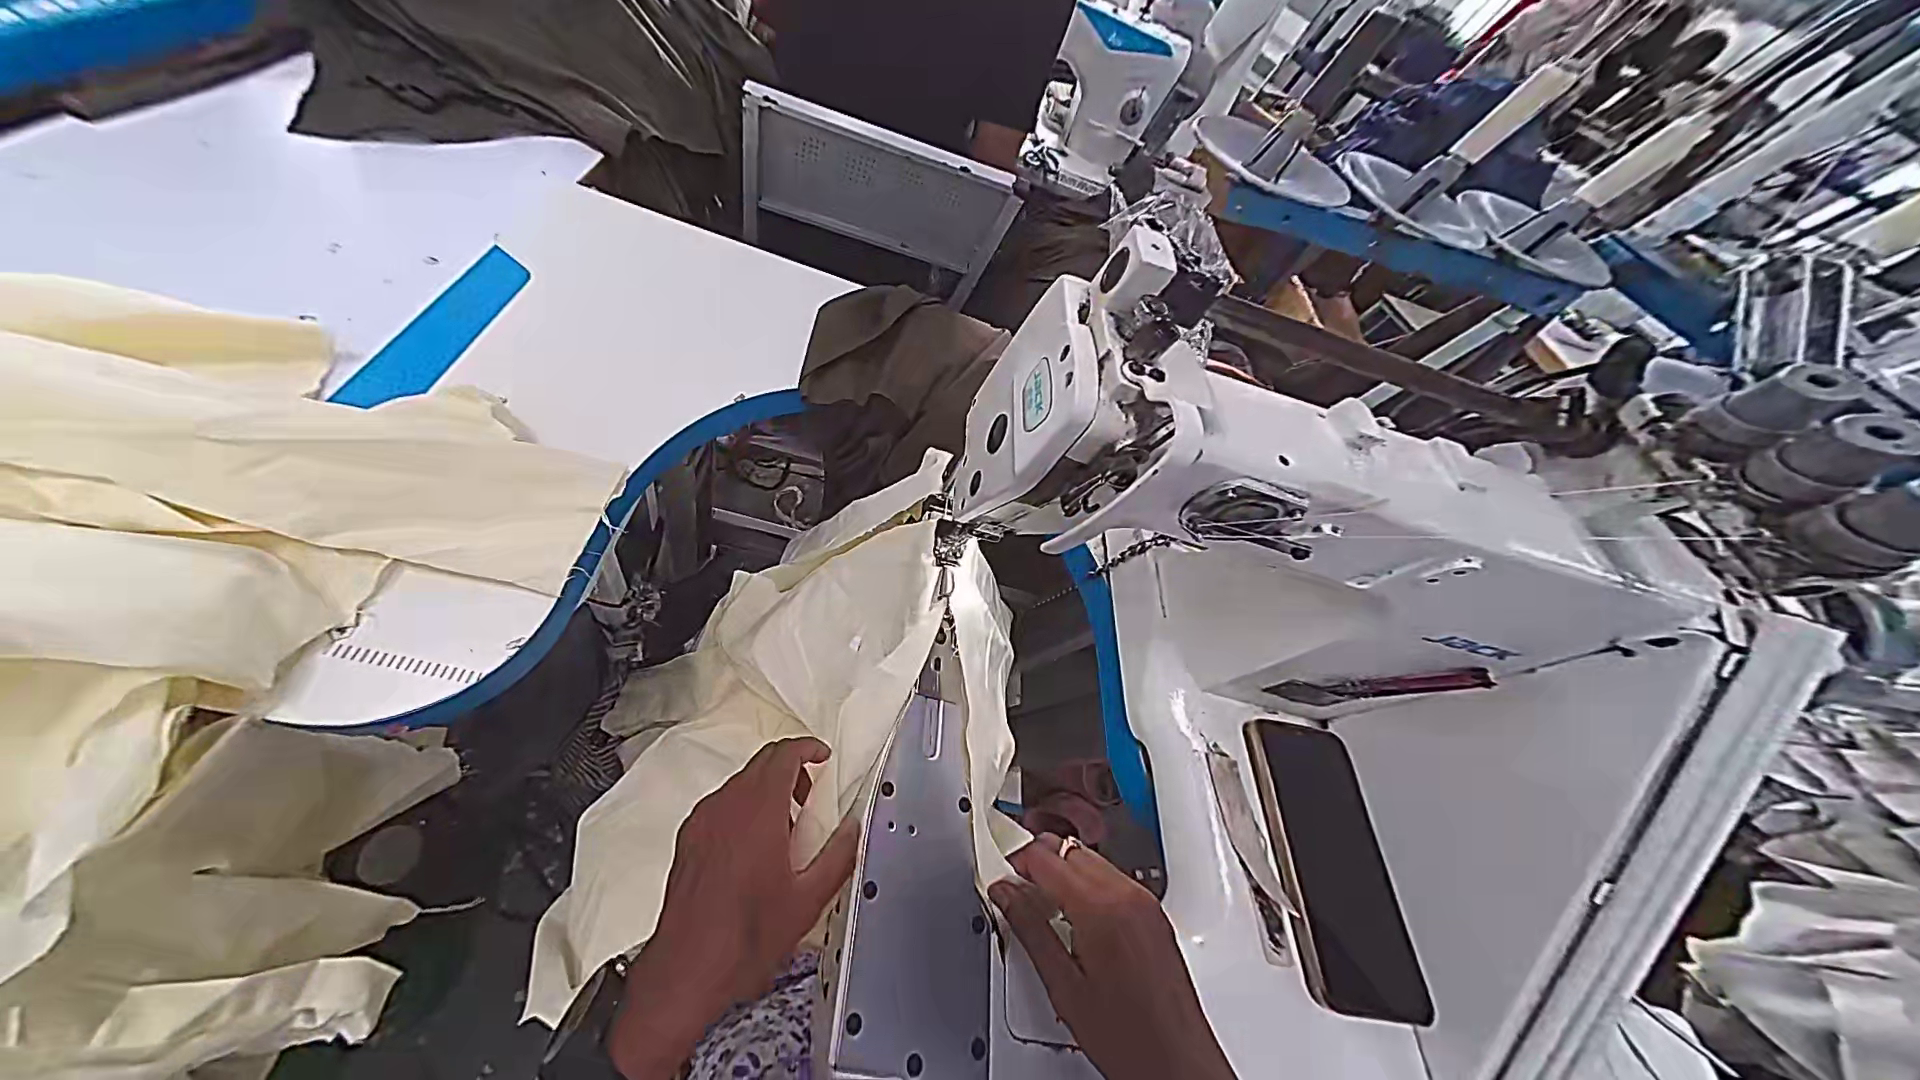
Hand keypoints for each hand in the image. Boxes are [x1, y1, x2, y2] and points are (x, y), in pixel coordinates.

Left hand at [607, 738, 859, 1079]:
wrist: (686, 971)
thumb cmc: (744, 938)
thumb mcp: (808, 899)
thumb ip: (839, 854)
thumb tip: (854, 828)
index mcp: (758, 811)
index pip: (783, 754)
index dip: (808, 748)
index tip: (822, 755)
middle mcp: (726, 807)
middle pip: (762, 762)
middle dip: (792, 767)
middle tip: (811, 792)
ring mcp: (702, 821)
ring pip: (741, 781)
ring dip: (769, 787)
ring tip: (788, 824)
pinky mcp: (688, 838)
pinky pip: (722, 803)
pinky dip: (745, 805)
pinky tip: (756, 843)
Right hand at [988, 835, 1237, 1079]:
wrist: (1180, 1066)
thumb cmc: (1131, 1040)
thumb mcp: (1064, 986)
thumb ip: (1029, 929)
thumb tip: (1006, 894)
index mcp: (1100, 907)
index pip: (1046, 857)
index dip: (1018, 862)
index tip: (1005, 878)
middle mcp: (1126, 895)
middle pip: (1069, 850)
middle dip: (1040, 864)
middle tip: (1020, 892)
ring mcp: (1145, 902)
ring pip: (1091, 860)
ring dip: (1064, 873)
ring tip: (1047, 911)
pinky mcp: (1154, 913)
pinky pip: (1112, 878)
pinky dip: (1089, 885)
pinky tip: (1078, 920)